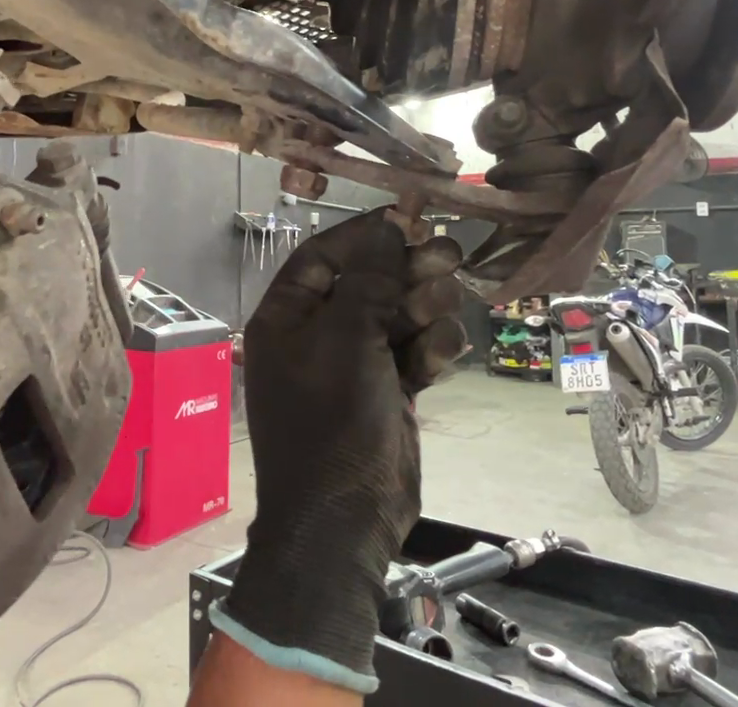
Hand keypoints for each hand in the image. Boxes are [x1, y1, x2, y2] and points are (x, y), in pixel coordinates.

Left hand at [215, 210, 466, 689]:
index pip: (324, 255)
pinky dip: (430, 350)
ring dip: (423, 309)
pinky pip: (413, 351)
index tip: (410, 217)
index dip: (366, 234)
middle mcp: (318, 333)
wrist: (344, 520)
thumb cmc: (332, 421)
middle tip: (450, 254)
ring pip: (398, 314)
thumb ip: (370, 279)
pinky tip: (440, 358)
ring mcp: (354, 363)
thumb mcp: (348, 341)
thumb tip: (388, 225)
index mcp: (288, 316)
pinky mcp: (387, 389)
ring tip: (438, 313)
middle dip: (407, 270)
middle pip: (369, 281)